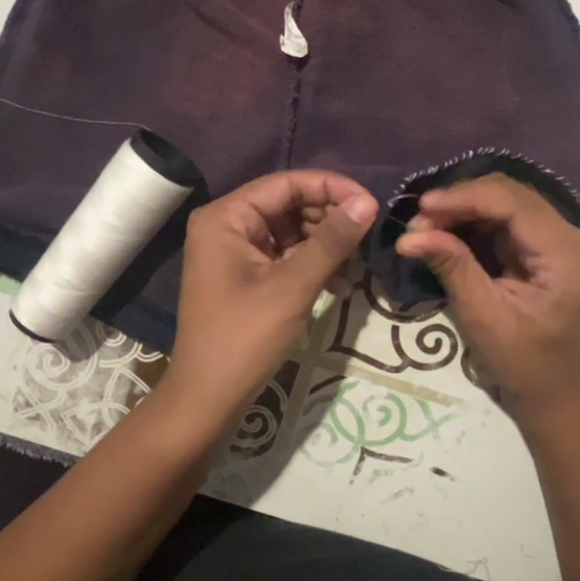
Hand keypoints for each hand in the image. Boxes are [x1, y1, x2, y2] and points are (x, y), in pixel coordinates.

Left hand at [169, 170, 377, 405]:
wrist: (207, 397)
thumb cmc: (244, 337)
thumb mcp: (292, 286)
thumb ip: (331, 241)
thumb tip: (368, 202)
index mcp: (226, 217)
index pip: (286, 183)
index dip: (331, 187)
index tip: (371, 203)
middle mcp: (227, 225)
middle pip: (289, 203)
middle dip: (329, 216)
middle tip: (368, 234)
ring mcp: (235, 251)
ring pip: (291, 229)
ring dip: (325, 241)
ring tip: (356, 260)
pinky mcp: (246, 274)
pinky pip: (286, 254)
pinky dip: (313, 262)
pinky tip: (340, 282)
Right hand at [394, 174, 579, 410]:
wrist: (550, 386)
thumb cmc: (521, 359)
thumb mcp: (482, 315)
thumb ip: (452, 267)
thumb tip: (409, 235)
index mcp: (565, 254)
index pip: (514, 204)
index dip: (466, 198)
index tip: (423, 206)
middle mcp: (569, 235)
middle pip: (510, 195)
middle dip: (461, 201)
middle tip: (418, 221)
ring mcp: (558, 237)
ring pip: (505, 200)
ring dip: (463, 208)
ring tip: (424, 226)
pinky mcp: (542, 244)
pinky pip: (504, 217)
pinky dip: (472, 220)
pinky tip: (444, 229)